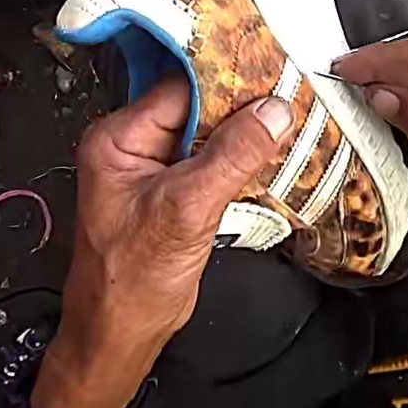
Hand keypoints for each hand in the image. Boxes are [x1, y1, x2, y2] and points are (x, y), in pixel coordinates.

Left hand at [31, 79, 293, 407]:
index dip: (226, 81)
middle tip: (287, 98)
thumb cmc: (131, 280)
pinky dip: (242, 159)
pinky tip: (271, 154)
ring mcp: (158, 170)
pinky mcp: (178, 191)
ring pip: (210, 135)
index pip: (180, 90)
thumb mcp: (186, 210)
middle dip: (242, 106)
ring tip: (288, 122)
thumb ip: (231, 157)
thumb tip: (272, 113)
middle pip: (197, 108)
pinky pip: (214, 161)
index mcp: (119, 139)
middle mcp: (135, 147)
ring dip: (245, 134)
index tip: (270, 75)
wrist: (123, 331)